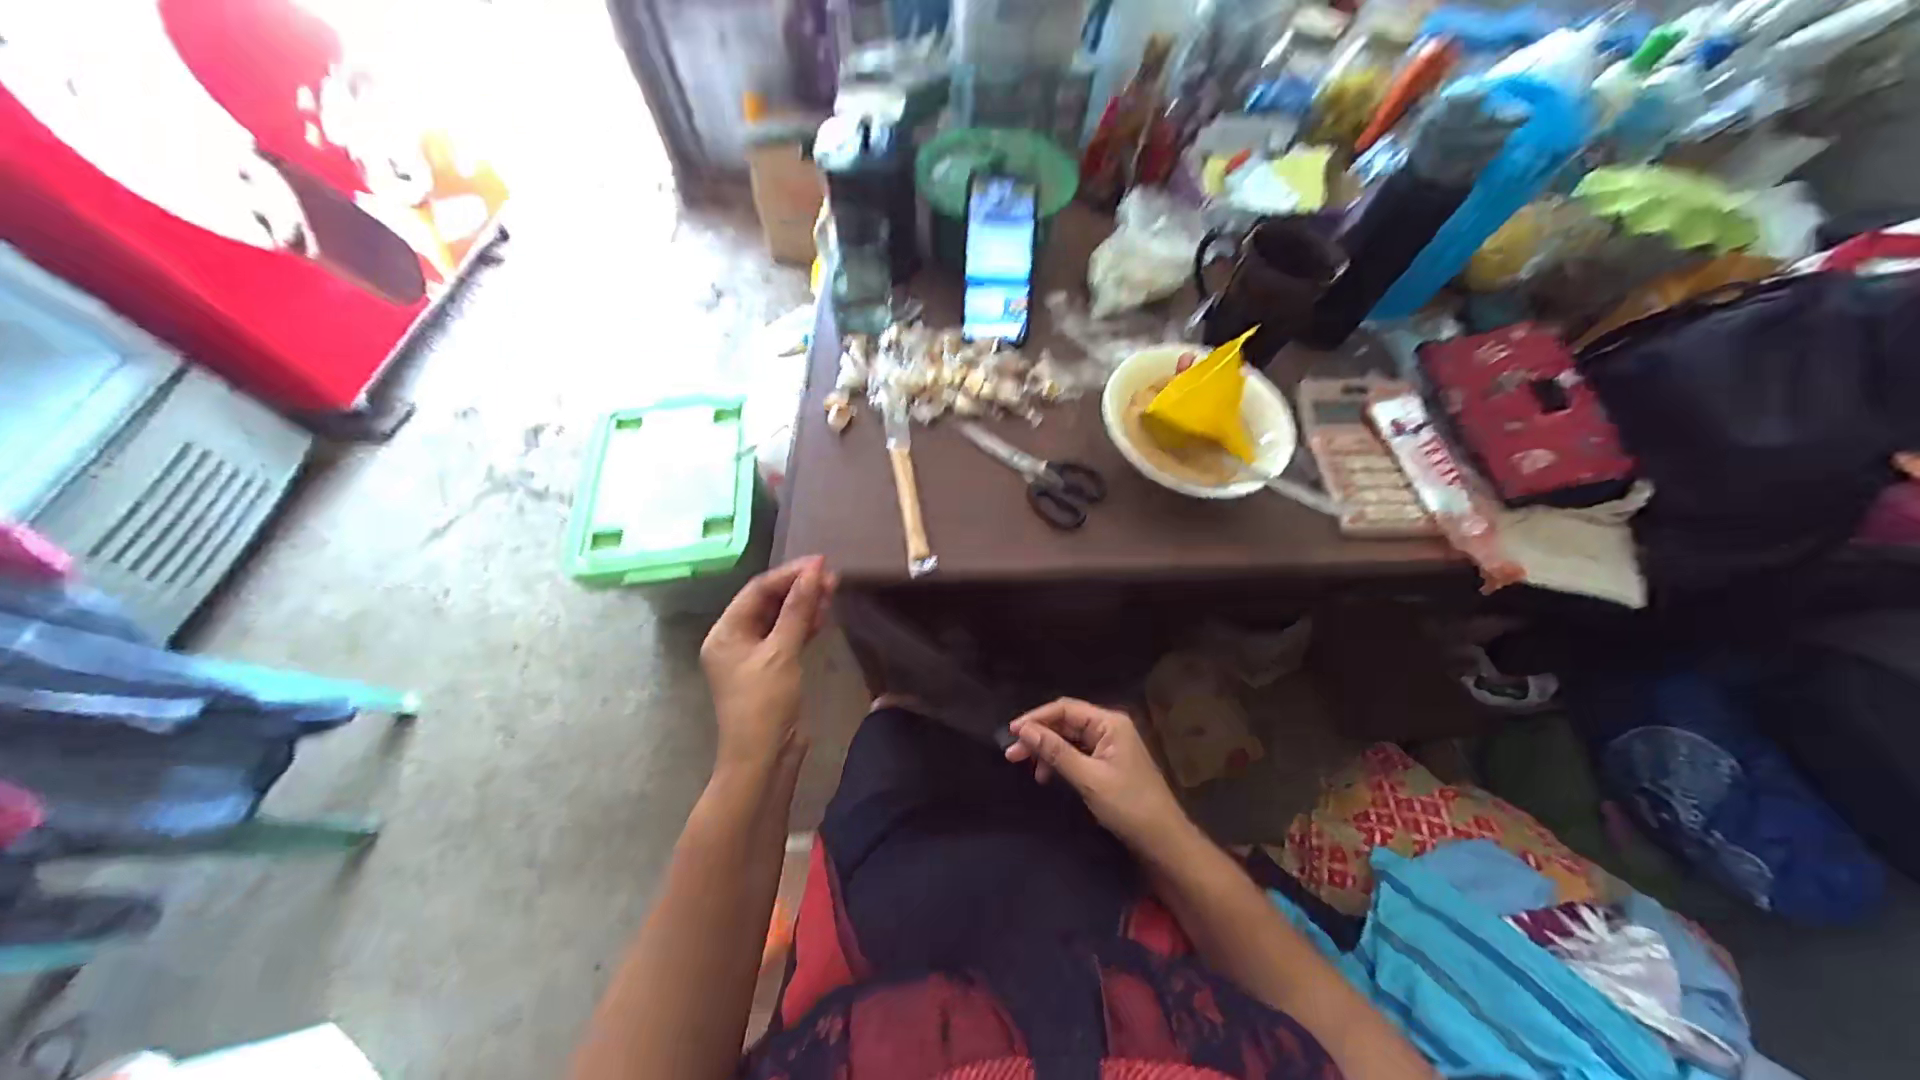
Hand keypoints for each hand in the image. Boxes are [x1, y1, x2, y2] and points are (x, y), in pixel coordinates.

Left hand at [700, 556, 836, 771]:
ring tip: (833, 591)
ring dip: (804, 605)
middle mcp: (735, 640)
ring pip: (779, 619)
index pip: (757, 590)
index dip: (789, 573)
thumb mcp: (782, 652)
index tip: (821, 563)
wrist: (763, 757)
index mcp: (725, 632)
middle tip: (831, 577)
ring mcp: (753, 656)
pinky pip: (786, 637)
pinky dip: (803, 625)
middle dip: (799, 588)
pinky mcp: (771, 669)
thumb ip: (798, 609)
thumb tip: (814, 571)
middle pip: (767, 602)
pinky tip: (823, 615)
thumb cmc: (765, 704)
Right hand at [1005, 698, 1192, 854]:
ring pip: (1068, 739)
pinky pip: (1076, 753)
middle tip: (1012, 755)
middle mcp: (1109, 727)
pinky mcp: (1107, 763)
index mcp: (1109, 723)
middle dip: (1038, 736)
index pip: (1065, 709)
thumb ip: (1055, 751)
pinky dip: (1059, 762)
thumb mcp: (1088, 778)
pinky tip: (1046, 776)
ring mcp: (1109, 745)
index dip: (1036, 718)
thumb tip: (1024, 730)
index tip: (1011, 732)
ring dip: (1046, 751)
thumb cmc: (1128, 805)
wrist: (1162, 840)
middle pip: (1065, 722)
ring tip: (1027, 768)